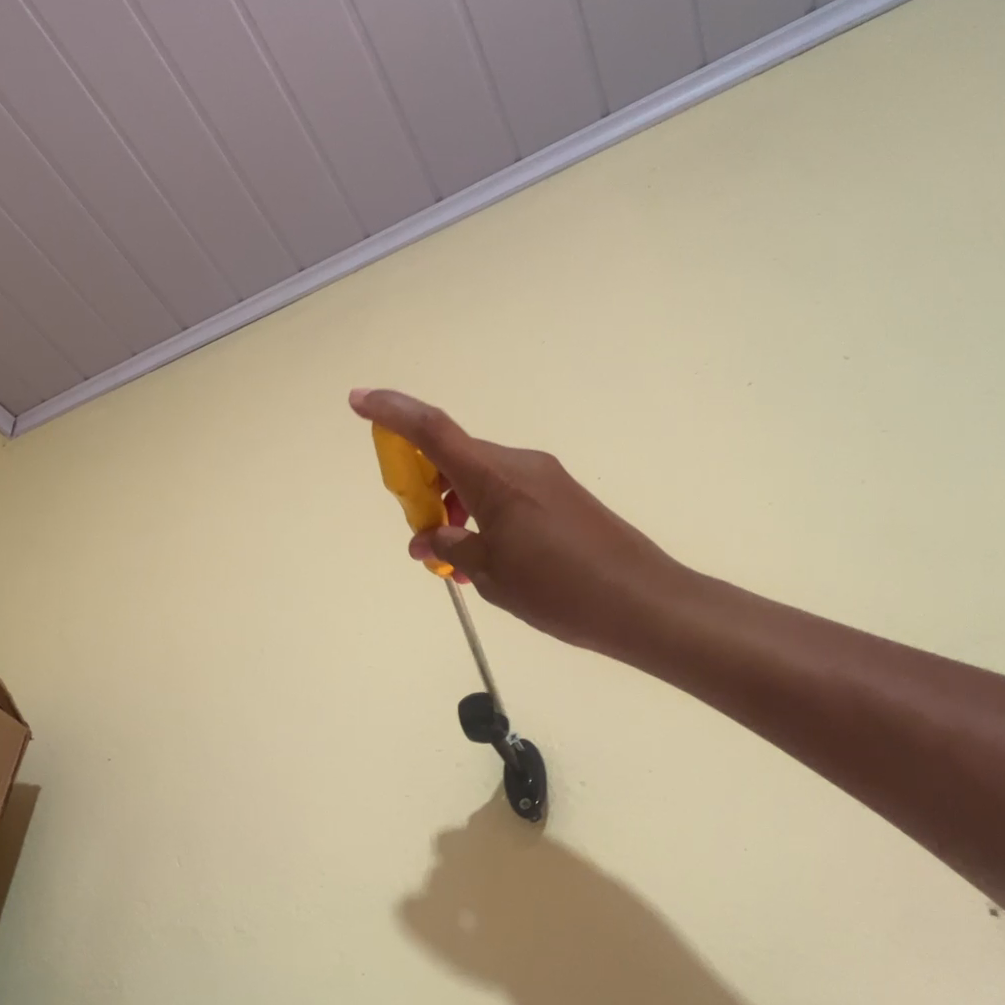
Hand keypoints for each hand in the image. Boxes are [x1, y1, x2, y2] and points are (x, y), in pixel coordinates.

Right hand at [351, 388, 690, 656]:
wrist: (647, 604)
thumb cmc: (561, 589)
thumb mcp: (491, 576)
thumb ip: (452, 548)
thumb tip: (429, 536)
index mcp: (495, 478)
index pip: (432, 430)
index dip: (391, 411)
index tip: (357, 400)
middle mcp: (518, 465)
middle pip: (454, 456)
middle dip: (425, 486)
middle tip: (417, 530)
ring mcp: (544, 478)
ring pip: (479, 477)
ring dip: (455, 505)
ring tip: (453, 558)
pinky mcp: (562, 496)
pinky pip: (506, 491)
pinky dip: (483, 512)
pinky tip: (486, 557)